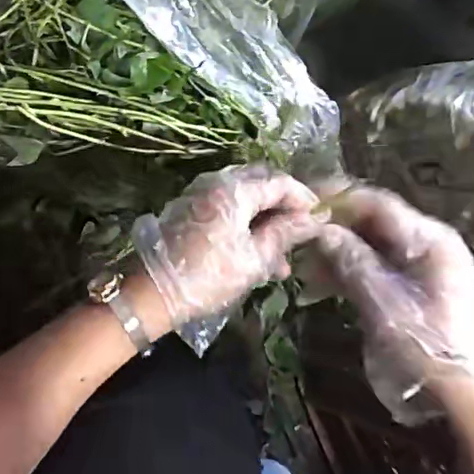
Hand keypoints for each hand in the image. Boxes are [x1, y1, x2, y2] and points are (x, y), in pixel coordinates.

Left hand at [131, 164, 320, 353]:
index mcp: (233, 189)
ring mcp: (198, 194)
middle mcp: (214, 183)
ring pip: (243, 198)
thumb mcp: (254, 259)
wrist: (152, 291)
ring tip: (282, 258)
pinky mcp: (189, 210)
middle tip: (302, 232)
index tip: (320, 218)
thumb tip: (313, 220)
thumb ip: (284, 234)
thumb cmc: (208, 276)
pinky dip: (244, 223)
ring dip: (264, 219)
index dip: (303, 199)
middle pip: (260, 183)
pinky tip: (256, 254)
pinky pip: (225, 207)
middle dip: (284, 206)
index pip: (279, 182)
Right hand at [311, 184, 473, 415]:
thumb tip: (321, 229)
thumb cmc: (429, 346)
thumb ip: (351, 259)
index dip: (336, 198)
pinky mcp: (418, 292)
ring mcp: (425, 270)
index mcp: (429, 239)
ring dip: (337, 253)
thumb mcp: (383, 301)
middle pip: (372, 223)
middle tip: (296, 237)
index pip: (375, 202)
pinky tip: (323, 285)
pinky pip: (378, 269)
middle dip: (333, 229)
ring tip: (304, 267)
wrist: (472, 402)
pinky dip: (350, 273)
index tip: (300, 202)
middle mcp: (429, 246)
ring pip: (371, 247)